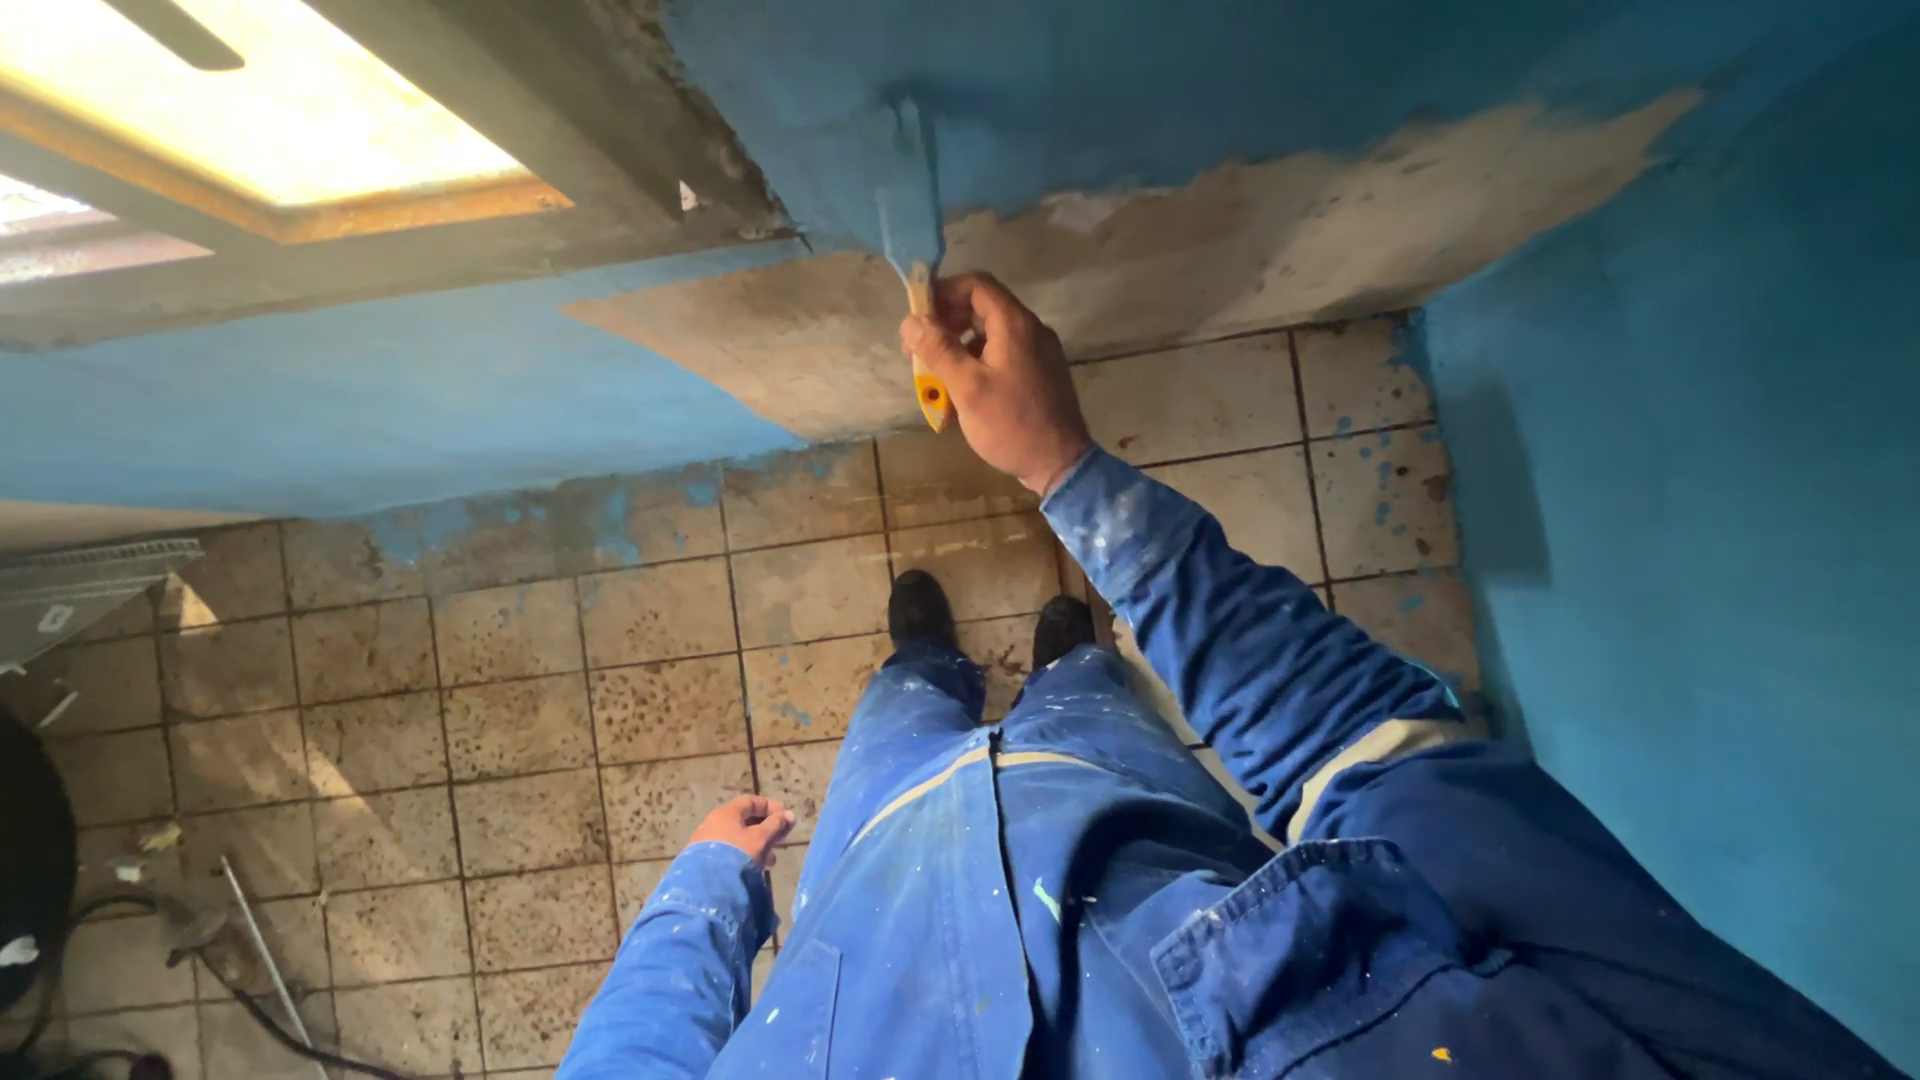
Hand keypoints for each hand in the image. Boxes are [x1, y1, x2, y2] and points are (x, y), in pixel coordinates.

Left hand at [688, 794, 795, 867]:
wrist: (705, 889)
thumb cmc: (737, 855)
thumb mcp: (761, 838)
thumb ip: (776, 825)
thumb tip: (790, 815)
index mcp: (725, 813)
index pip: (750, 801)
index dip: (770, 807)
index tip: (785, 817)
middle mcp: (712, 824)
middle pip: (743, 821)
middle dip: (765, 829)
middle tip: (780, 840)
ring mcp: (705, 844)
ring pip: (736, 839)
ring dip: (756, 845)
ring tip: (770, 861)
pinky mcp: (701, 863)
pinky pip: (727, 853)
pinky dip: (743, 856)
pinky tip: (752, 869)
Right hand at [900, 272, 1092, 495]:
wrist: (1059, 464)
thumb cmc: (1011, 426)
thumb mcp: (967, 388)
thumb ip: (939, 350)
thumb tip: (910, 321)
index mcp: (1015, 325)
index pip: (975, 285)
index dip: (942, 293)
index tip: (917, 318)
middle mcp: (1030, 330)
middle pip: (980, 308)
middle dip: (945, 325)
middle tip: (919, 351)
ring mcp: (1038, 352)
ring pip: (989, 335)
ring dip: (958, 348)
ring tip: (935, 377)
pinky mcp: (1038, 373)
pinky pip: (1001, 356)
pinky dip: (976, 365)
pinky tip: (960, 393)